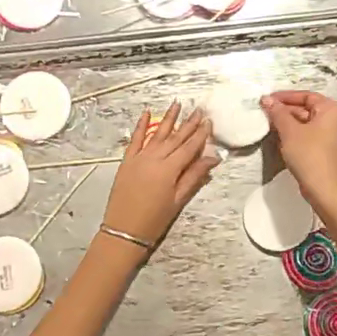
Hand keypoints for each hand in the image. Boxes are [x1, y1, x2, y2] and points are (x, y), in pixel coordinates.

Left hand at [102, 103, 217, 247]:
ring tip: (177, 104)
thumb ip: (194, 177)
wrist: (123, 231)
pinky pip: (135, 139)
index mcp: (169, 170)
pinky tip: (146, 113)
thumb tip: (213, 159)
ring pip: (156, 134)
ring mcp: (139, 158)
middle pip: (175, 138)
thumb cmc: (154, 220)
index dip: (200, 134)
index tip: (209, 121)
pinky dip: (140, 125)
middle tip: (199, 109)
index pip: (189, 147)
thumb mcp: (178, 200)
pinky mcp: (127, 161)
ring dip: (168, 119)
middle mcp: (154, 159)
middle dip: (188, 123)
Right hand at [261, 91, 336, 208]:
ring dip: (287, 122)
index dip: (285, 96)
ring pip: (305, 122)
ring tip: (268, 123)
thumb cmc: (309, 155)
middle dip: (285, 110)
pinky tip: (279, 137)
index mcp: (330, 109)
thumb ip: (277, 113)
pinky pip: (307, 134)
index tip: (267, 99)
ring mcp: (330, 135)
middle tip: (265, 112)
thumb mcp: (289, 131)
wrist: (323, 188)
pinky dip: (294, 133)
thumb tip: (266, 99)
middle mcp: (334, 119)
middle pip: (306, 108)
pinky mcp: (324, 148)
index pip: (306, 95)